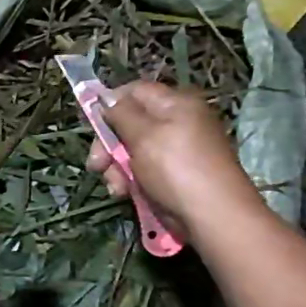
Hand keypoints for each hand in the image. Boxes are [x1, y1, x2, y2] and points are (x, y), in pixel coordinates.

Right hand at [86, 81, 261, 239]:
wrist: (213, 215)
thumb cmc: (176, 168)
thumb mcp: (144, 135)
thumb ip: (122, 114)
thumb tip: (109, 98)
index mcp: (176, 103)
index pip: (136, 91)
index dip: (111, 103)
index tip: (92, 123)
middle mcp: (179, 123)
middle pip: (132, 125)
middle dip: (110, 145)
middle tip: (96, 166)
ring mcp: (179, 152)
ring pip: (135, 153)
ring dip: (118, 169)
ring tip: (117, 189)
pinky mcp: (177, 178)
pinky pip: (148, 173)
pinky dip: (134, 183)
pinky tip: (127, 196)